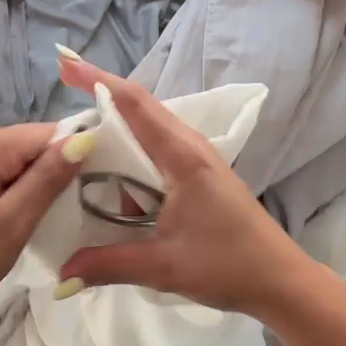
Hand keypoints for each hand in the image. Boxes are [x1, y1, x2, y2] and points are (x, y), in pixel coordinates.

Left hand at [0, 122, 94, 329]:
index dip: (77, 155)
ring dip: (39, 181)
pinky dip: (19, 186)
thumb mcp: (9, 227)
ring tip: (53, 216)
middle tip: (75, 211)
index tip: (101, 186)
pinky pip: (3, 166)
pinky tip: (25, 213)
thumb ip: (46, 181)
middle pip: (34, 142)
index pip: (47, 133)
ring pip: (21, 155)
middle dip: (57, 171)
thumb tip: (85, 139)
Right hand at [55, 54, 316, 318]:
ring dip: (115, 118)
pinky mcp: (198, 172)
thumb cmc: (229, 266)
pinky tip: (111, 163)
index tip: (65, 63)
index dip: (98, 79)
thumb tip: (60, 273)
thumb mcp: (164, 267)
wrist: (284, 283)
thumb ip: (108, 264)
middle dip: (100, 89)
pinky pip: (156, 144)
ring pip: (148, 123)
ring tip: (79, 122)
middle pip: (139, 104)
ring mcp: (196, 157)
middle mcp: (189, 146)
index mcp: (182, 156)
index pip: (134, 103)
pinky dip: (129, 143)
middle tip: (63, 80)